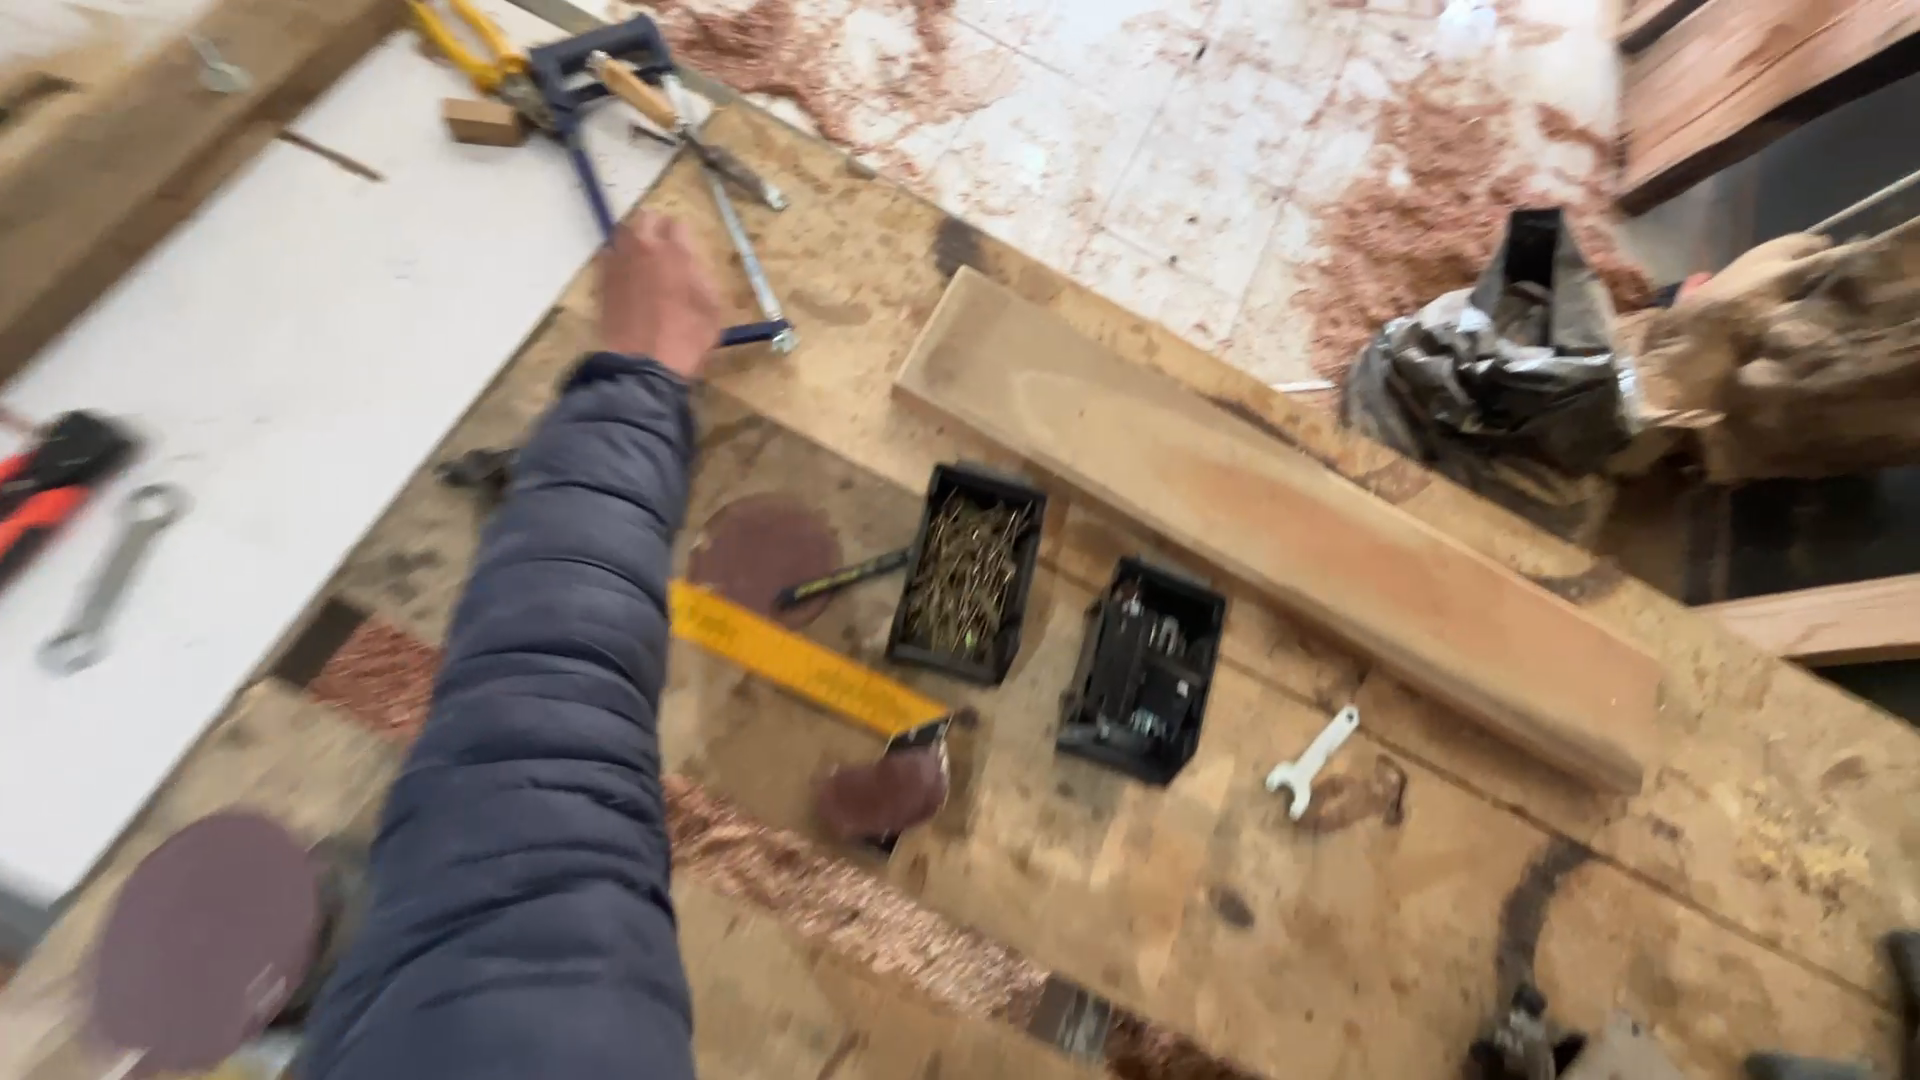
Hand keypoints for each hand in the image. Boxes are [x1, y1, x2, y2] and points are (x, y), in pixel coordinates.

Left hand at [600, 211, 722, 379]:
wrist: (644, 362)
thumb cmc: (687, 339)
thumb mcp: (712, 311)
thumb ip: (703, 280)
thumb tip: (692, 267)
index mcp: (676, 253)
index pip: (677, 224)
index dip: (682, 234)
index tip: (685, 246)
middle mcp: (645, 248)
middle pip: (645, 218)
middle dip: (655, 227)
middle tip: (662, 244)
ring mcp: (619, 261)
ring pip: (622, 233)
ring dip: (634, 239)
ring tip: (641, 256)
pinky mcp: (601, 279)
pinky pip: (608, 255)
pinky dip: (618, 258)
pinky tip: (626, 274)